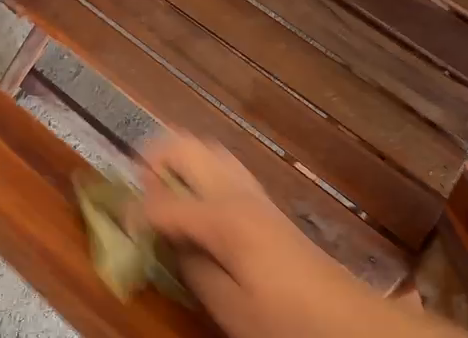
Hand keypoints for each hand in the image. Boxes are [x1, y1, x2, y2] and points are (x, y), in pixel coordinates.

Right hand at [136, 136, 379, 337]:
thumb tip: (165, 243)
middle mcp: (234, 191)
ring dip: (175, 159)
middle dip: (151, 159)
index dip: (133, 210)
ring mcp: (251, 191)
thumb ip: (191, 269)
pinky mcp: (263, 201)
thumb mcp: (231, 308)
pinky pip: (220, 164)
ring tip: (161, 187)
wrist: (351, 322)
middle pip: (183, 147)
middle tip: (137, 188)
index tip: (116, 221)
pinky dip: (196, 169)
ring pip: (203, 148)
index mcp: (222, 217)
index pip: (161, 202)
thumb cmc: (287, 319)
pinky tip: (194, 199)